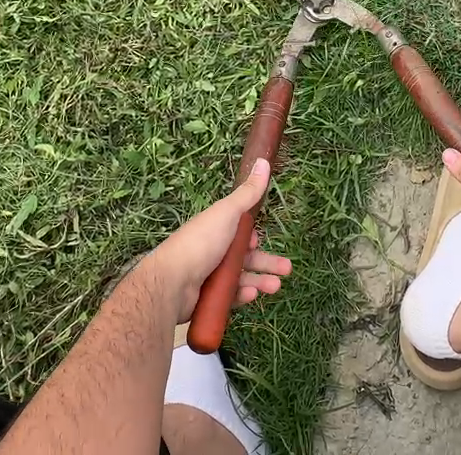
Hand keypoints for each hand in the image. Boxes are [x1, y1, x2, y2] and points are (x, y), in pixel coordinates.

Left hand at [141, 159, 292, 323]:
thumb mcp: (228, 212)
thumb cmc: (202, 242)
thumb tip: (263, 161)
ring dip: (261, 281)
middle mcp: (213, 251)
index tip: (258, 239)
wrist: (173, 282)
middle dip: (267, 262)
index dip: (252, 237)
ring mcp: (210, 276)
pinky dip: (243, 296)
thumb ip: (248, 192)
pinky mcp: (208, 298)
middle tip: (287, 269)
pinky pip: (231, 296)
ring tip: (276, 286)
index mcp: (216, 229)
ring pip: (242, 278)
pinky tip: (253, 295)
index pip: (239, 234)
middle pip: (245, 257)